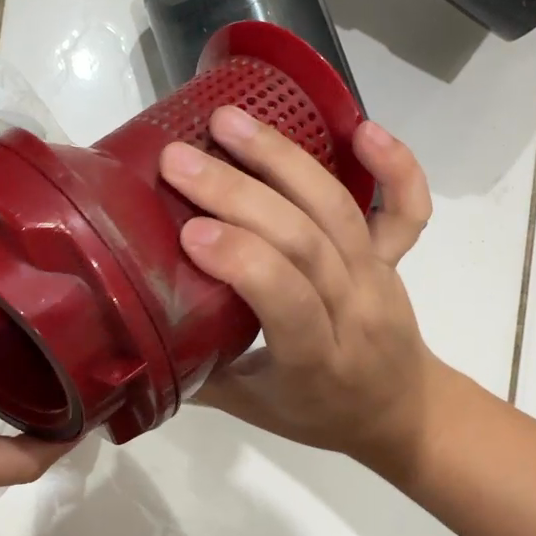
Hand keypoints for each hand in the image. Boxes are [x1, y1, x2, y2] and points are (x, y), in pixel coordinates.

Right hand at [159, 106, 443, 472]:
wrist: (400, 413)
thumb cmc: (317, 414)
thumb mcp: (250, 408)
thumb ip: (196, 376)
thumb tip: (130, 342)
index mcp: (315, 361)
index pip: (287, 301)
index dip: (242, 261)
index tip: (188, 231)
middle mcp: (353, 313)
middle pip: (306, 240)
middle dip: (239, 194)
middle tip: (178, 159)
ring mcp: (379, 278)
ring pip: (337, 210)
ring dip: (282, 159)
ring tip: (228, 121)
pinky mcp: (396, 257)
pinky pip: (405, 209)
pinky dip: (396, 165)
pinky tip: (360, 128)